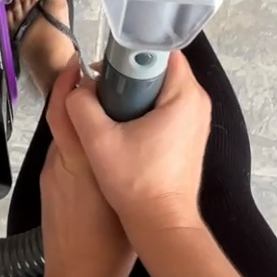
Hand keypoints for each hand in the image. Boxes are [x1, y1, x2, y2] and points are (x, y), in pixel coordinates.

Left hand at [38, 59, 134, 276]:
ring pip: (63, 136)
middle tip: (99, 81)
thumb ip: (122, 160)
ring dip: (78, 121)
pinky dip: (75, 144)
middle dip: (75, 94)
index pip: (64, 109)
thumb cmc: (111, 243)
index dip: (69, 82)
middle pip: (61, 116)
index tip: (82, 62)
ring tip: (105, 114)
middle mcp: (60, 162)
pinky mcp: (49, 187)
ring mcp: (51, 175)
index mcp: (81, 160)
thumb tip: (127, 133)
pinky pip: (61, 154)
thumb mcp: (124, 194)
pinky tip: (96, 150)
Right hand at [64, 50, 210, 242]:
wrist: (162, 226)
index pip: (159, 51)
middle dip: (129, 73)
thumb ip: (81, 105)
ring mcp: (195, 119)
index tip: (108, 68)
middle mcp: (197, 102)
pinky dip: (144, 107)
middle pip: (159, 67)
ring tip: (110, 108)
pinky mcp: (189, 134)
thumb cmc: (137, 184)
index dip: (130, 54)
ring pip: (160, 87)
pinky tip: (123, 125)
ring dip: (135, 91)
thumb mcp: (98, 141)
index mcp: (184, 95)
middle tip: (104, 89)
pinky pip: (165, 104)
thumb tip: (79, 87)